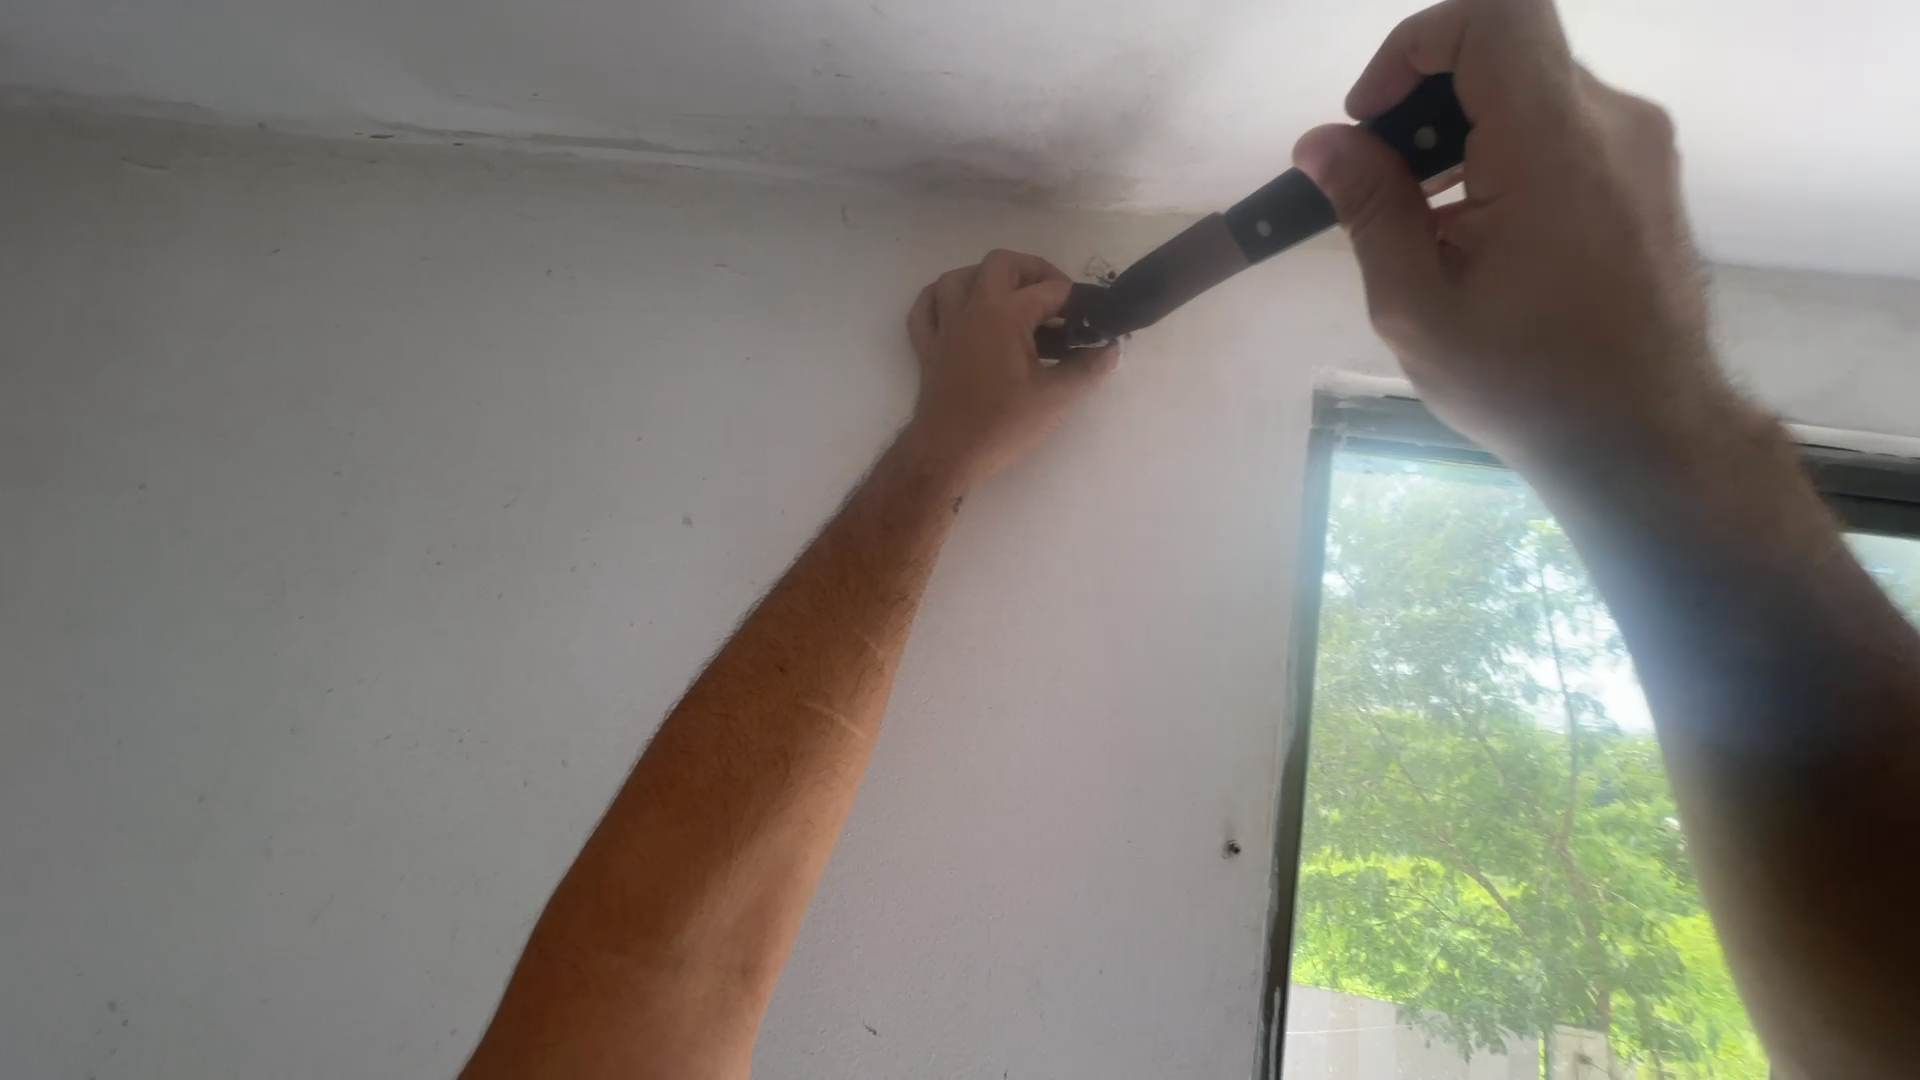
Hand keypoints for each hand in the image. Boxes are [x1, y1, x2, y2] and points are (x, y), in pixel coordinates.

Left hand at [899, 250, 1118, 493]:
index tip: (1090, 320)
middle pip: (1001, 264)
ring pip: (958, 279)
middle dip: (1033, 271)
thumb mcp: (1055, 398)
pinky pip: (926, 308)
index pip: (1050, 291)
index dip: (1076, 302)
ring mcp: (945, 327)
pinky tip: (957, 311)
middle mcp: (972, 309)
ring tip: (1007, 299)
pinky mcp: (927, 348)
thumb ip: (1086, 369)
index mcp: (1006, 314)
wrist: (948, 453)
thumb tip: (1110, 350)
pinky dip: (940, 300)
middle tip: (1054, 299)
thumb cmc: (1002, 425)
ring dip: (983, 278)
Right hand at [1294, 0, 1738, 467]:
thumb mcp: (1414, 304)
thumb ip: (1369, 210)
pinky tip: (1465, 236)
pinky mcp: (1638, 174)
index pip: (1493, 19)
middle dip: (1418, 103)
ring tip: (1414, 225)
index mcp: (1552, 147)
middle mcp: (1609, 122)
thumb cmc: (1516, 378)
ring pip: (1527, 93)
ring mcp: (1634, 144)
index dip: (1411, 47)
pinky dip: (1491, 157)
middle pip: (1505, 53)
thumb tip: (1320, 143)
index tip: (1365, 122)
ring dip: (1451, 137)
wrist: (1636, 429)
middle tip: (1372, 186)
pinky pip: (1554, 131)